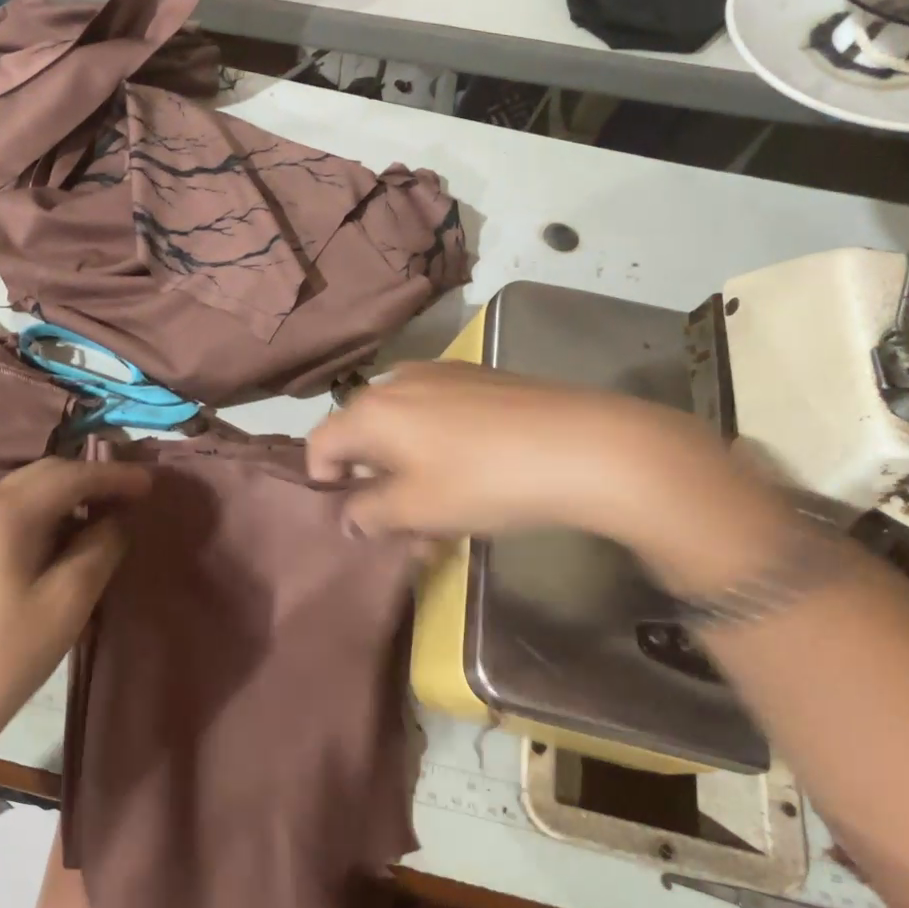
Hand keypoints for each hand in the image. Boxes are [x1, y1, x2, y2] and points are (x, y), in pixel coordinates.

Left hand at [0, 458, 152, 747]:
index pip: (68, 475)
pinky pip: (11, 507)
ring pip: (27, 488)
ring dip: (69, 493)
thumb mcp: (69, 599)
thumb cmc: (10, 652)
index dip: (113, 476)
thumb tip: (119, 518)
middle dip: (91, 479)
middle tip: (136, 494)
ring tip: (111, 510)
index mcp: (2, 512)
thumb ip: (101, 547)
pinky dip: (46, 510)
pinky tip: (71, 531)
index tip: (152, 483)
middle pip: (45, 473)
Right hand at [306, 361, 785, 591]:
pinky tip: (474, 483)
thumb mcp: (416, 510)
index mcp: (371, 409)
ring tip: (442, 520)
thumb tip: (349, 515)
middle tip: (402, 532)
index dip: (325, 484)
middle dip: (374, 487)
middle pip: (363, 437)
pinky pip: (439, 419)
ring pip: (404, 431)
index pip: (319, 444)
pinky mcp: (482, 381)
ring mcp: (443, 376)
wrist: (588, 446)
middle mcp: (398, 382)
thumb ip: (368, 513)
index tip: (354, 519)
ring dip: (408, 475)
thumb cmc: (485, 481)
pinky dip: (438, 453)